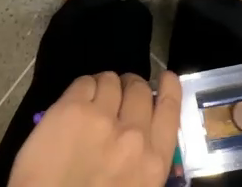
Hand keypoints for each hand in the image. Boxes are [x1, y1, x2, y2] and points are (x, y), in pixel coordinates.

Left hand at [10, 71, 181, 186]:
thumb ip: (144, 158)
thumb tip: (142, 129)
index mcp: (153, 163)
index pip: (170, 110)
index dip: (168, 89)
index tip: (166, 78)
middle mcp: (133, 136)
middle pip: (138, 88)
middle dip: (130, 87)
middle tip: (119, 95)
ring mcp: (102, 118)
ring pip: (111, 80)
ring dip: (105, 87)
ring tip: (95, 100)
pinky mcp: (72, 108)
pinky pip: (84, 81)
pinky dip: (83, 89)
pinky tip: (76, 103)